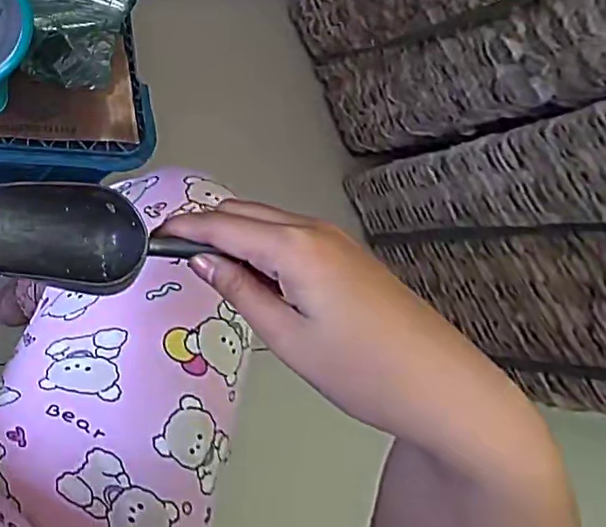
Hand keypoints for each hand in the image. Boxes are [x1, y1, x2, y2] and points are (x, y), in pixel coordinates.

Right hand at [160, 202, 563, 482]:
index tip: (153, 236)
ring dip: (231, 231)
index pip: (220, 225)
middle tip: (176, 252)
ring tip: (211, 265)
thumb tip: (202, 261)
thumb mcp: (288, 339)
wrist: (452, 393)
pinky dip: (258, 239)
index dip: (182, 228)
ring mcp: (333, 236)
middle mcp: (311, 228)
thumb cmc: (366, 372)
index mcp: (293, 247)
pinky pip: (286, 229)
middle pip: (238, 211)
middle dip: (203, 225)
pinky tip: (256, 271)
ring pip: (262, 217)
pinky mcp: (346, 250)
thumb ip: (238, 291)